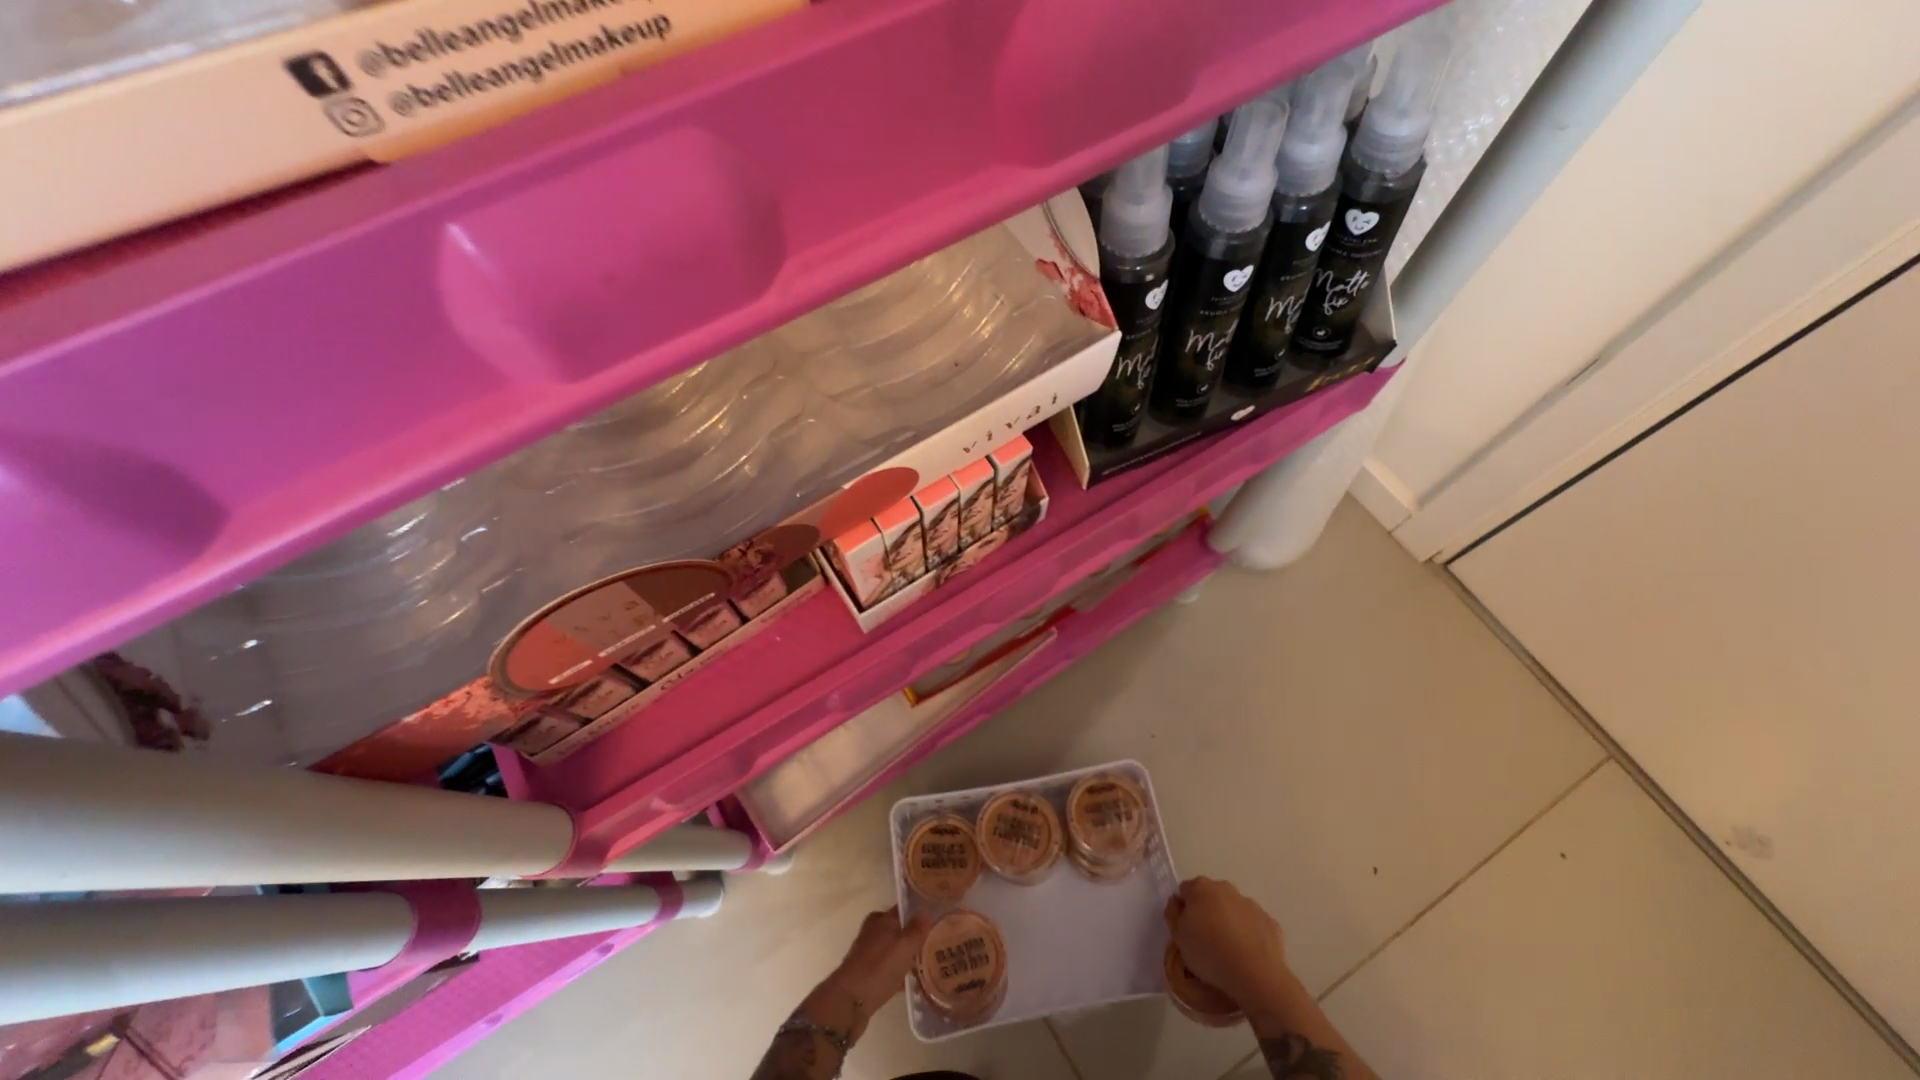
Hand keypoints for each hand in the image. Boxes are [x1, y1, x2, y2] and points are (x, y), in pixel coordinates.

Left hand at [824, 907, 930, 1009]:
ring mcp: (869, 954)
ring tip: (932, 964)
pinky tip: (915, 983)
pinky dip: (900, 974)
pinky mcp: (867, 975)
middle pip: (899, 930)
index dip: (919, 912)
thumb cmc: (879, 967)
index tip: (937, 919)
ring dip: (908, 956)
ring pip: (894, 950)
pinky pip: (889, 969)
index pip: (904, 909)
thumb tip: (925, 909)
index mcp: (881, 919)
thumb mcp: (904, 946)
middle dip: (916, 936)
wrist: (849, 1001)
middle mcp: (873, 932)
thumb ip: (916, 929)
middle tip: (938, 944)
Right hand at [1164, 877, 1296, 1012]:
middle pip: (1210, 896)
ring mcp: (1250, 904)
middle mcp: (1226, 889)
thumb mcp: (1178, 937)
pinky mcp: (1269, 921)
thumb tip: (1177, 902)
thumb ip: (1173, 914)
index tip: (1185, 929)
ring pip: (1233, 909)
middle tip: (1204, 939)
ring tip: (1227, 950)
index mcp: (1200, 888)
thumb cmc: (1209, 953)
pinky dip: (1248, 934)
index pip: (1185, 891)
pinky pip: (1252, 924)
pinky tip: (1246, 955)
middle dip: (1206, 911)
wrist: (1255, 975)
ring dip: (1228, 922)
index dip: (1183, 909)